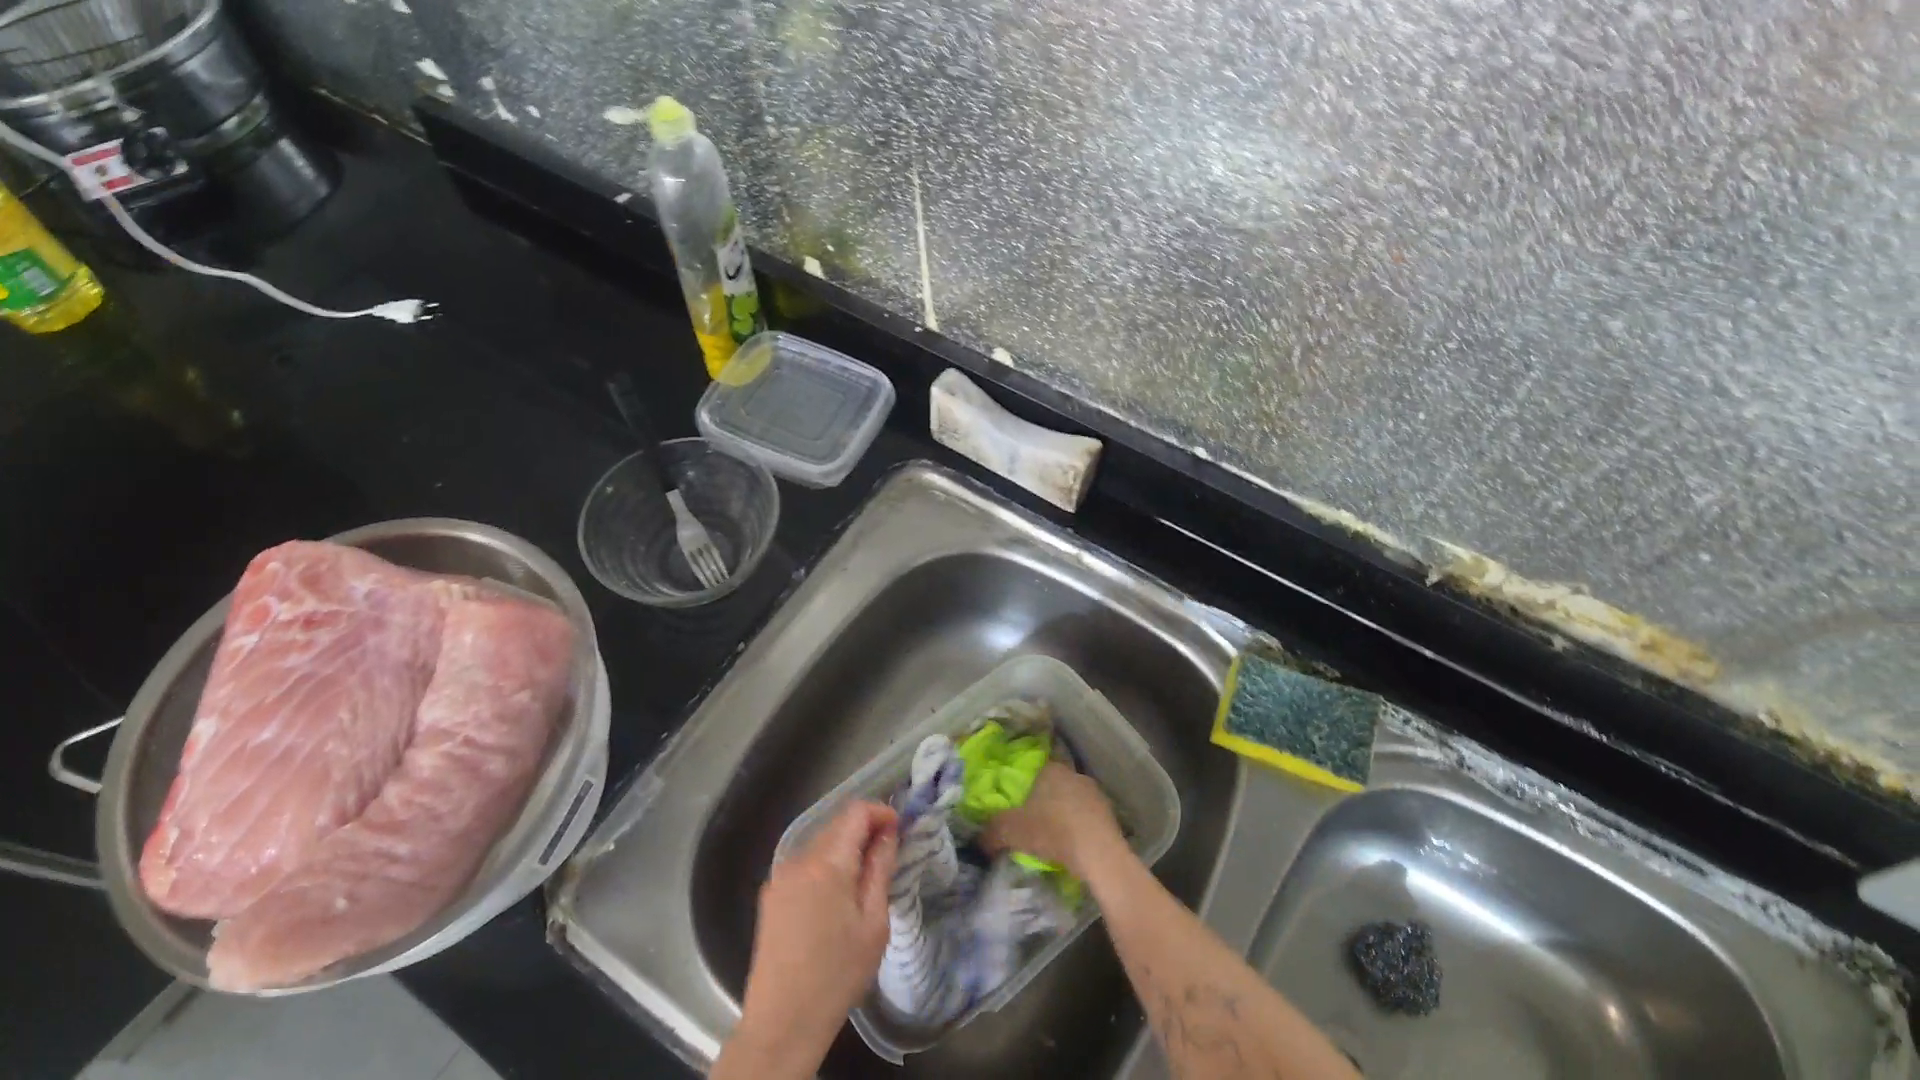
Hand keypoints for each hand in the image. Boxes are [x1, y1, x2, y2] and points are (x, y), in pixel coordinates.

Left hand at [726, 800, 897, 1073]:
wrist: (783, 1020)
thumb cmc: (838, 974)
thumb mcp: (873, 923)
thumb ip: (880, 870)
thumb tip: (888, 834)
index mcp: (826, 863)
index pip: (855, 812)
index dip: (881, 812)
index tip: (901, 830)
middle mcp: (796, 860)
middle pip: (836, 826)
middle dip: (865, 832)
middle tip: (890, 856)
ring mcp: (779, 878)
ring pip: (819, 846)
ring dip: (845, 851)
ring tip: (866, 881)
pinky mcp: (770, 897)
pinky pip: (804, 867)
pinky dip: (826, 869)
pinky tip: (837, 900)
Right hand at [981, 762, 1126, 878]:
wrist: (1098, 853)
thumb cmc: (1051, 830)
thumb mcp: (1009, 831)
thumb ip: (990, 832)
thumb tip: (979, 840)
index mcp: (1051, 770)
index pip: (1034, 772)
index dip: (1024, 788)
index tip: (1017, 806)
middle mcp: (1075, 775)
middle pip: (1054, 787)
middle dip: (1043, 803)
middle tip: (1031, 824)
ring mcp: (1096, 795)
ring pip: (1072, 803)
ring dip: (1063, 817)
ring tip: (1051, 839)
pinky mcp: (1110, 816)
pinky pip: (1087, 820)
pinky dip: (1078, 830)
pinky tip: (1071, 847)